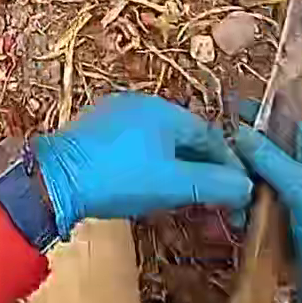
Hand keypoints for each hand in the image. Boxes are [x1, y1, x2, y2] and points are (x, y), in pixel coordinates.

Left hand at [34, 93, 253, 237]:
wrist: (55, 179)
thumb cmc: (119, 177)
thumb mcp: (171, 184)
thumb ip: (212, 184)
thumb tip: (247, 186)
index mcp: (164, 110)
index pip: (209, 134)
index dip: (227, 163)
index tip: (239, 190)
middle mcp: (143, 104)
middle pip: (185, 136)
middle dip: (202, 167)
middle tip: (214, 198)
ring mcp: (117, 114)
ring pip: (161, 141)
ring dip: (178, 167)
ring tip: (185, 196)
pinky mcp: (98, 129)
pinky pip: (138, 143)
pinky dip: (153, 163)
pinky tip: (150, 184)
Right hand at [232, 123, 301, 302]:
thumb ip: (274, 162)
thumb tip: (240, 128)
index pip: (293, 130)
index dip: (263, 119)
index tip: (226, 111)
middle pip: (274, 162)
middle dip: (246, 161)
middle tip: (216, 164)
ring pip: (265, 194)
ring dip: (244, 196)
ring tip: (228, 205)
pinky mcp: (292, 250)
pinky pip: (264, 225)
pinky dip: (249, 224)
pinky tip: (234, 226)